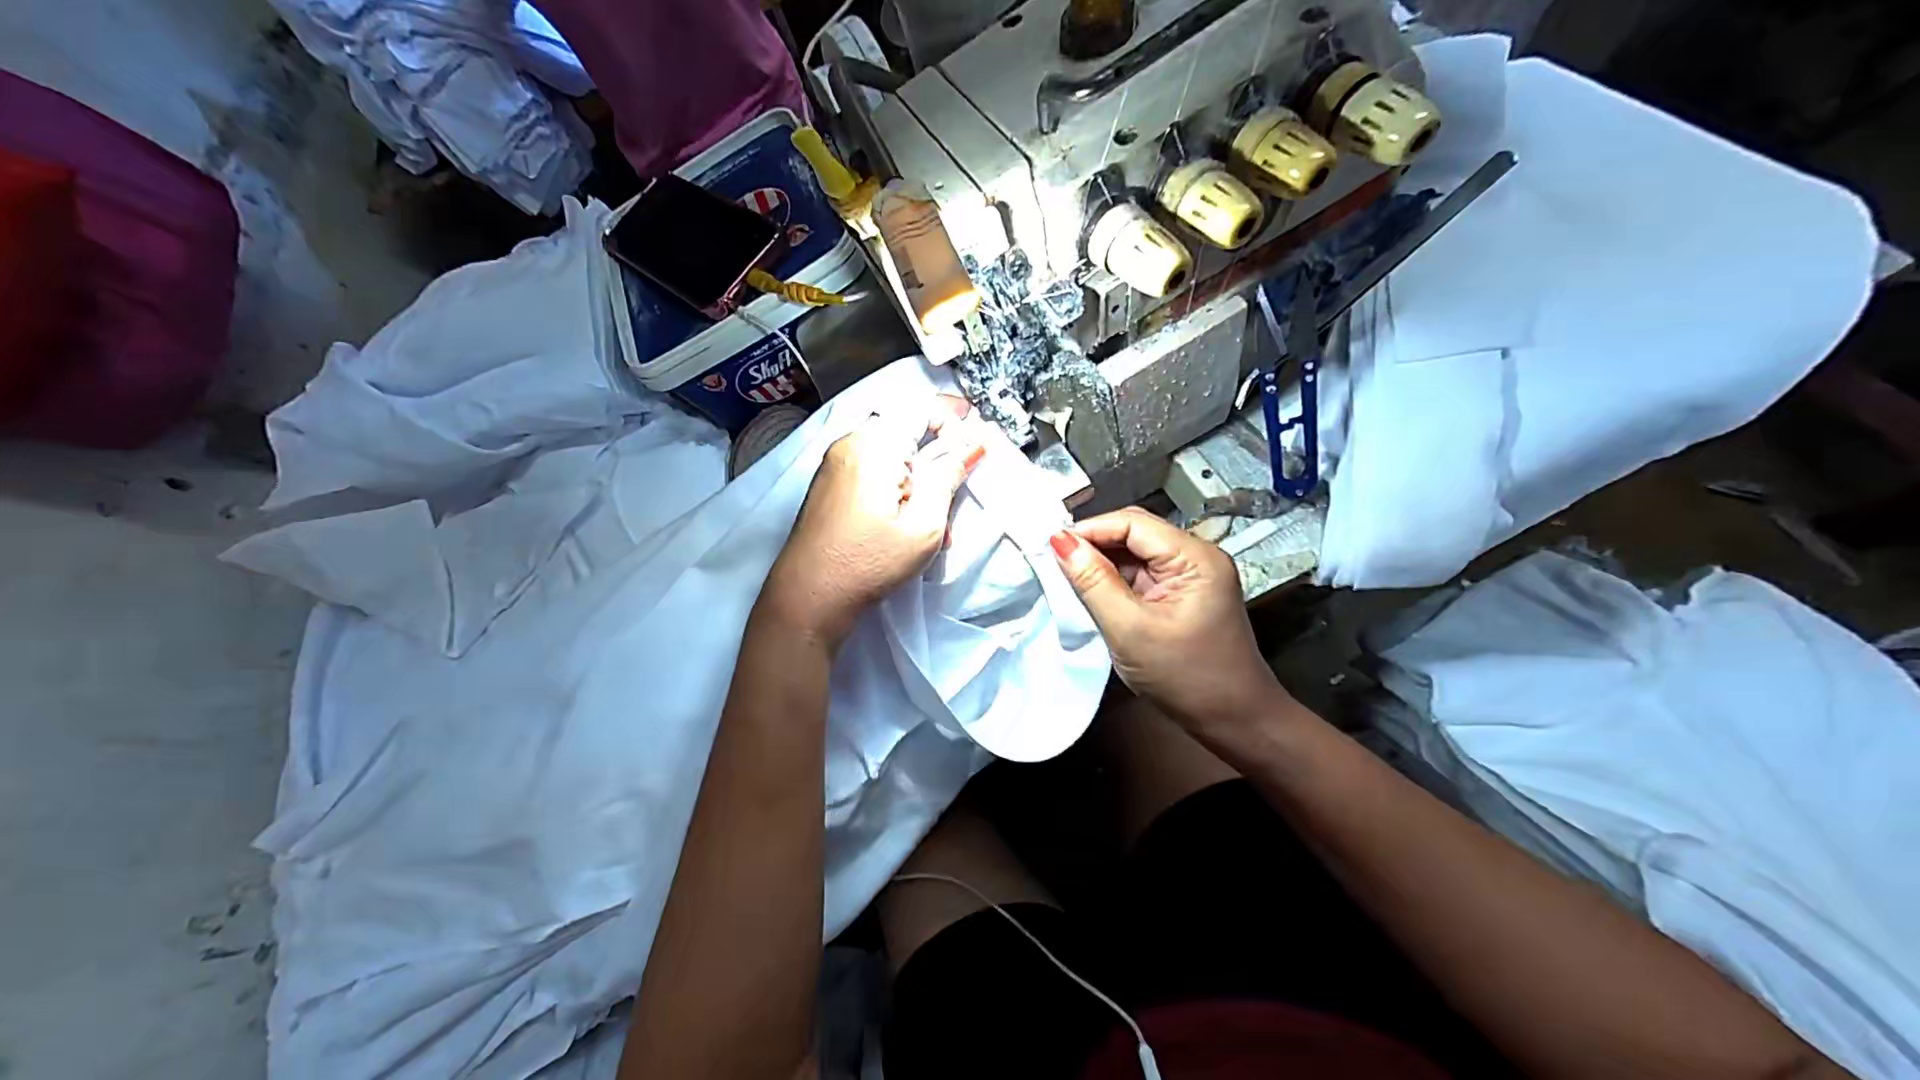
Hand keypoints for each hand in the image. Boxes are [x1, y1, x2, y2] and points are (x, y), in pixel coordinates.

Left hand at [760, 397, 984, 649]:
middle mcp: (851, 444)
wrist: (807, 596)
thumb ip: (949, 475)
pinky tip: (906, 524)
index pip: (923, 407)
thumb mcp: (924, 524)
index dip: (955, 419)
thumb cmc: (863, 565)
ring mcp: (837, 463)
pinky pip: (874, 469)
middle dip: (937, 458)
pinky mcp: (832, 483)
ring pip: (893, 454)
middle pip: (908, 430)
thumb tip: (972, 442)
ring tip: (930, 523)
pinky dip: (897, 488)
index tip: (975, 442)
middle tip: (954, 493)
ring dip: (919, 479)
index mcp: (873, 446)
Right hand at [1050, 507, 1290, 736]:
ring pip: (1134, 553)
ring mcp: (1191, 576)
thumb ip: (1093, 582)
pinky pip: (1141, 574)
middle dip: (1094, 544)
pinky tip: (1094, 593)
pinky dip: (1114, 581)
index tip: (1052, 546)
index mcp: (1195, 558)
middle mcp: (1197, 557)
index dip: (1090, 530)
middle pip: (1134, 532)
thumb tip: (1061, 542)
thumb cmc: (1188, 678)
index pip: (1132, 523)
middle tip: (1055, 561)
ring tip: (1070, 579)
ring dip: (1102, 563)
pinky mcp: (1182, 594)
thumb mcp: (1130, 629)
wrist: (1233, 720)